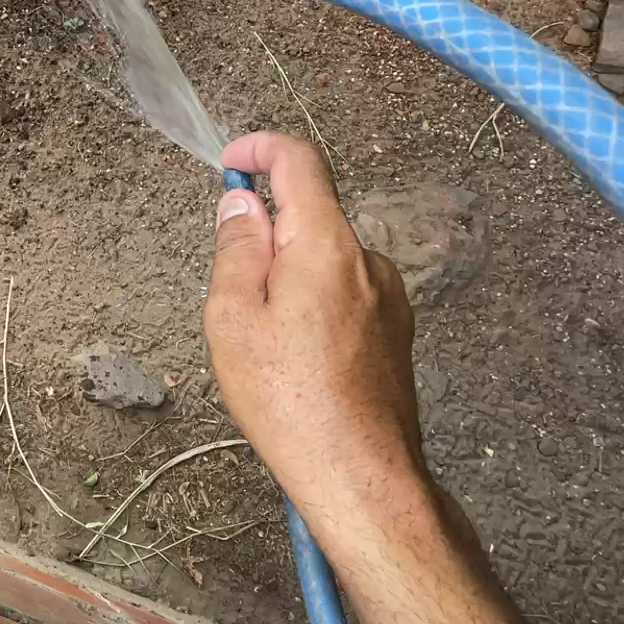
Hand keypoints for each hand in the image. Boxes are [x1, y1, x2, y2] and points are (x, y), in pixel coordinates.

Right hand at [204, 131, 521, 623]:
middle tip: (230, 288)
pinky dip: (309, 294)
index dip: (260, 147)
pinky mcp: (395, 328)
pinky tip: (294, 353)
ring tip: (261, 336)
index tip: (228, 164)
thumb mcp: (234, 316)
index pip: (301, 161)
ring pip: (323, 254)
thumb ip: (238, 247)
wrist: (362, 476)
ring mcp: (389, 295)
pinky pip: (342, 286)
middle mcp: (367, 259)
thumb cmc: (285, 395)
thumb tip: (243, 202)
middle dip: (263, 228)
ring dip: (285, 268)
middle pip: (310, 212)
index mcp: (325, 245)